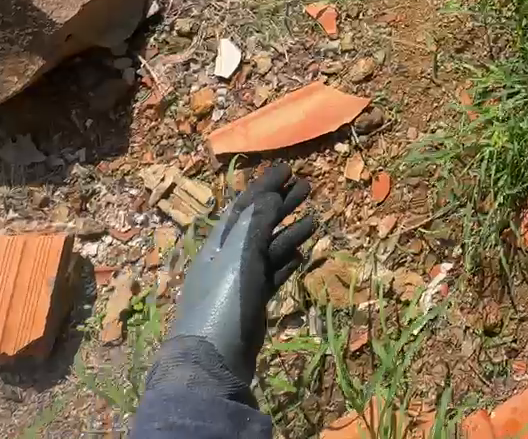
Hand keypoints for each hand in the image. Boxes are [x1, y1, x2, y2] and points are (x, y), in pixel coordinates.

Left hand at [171, 163, 319, 383]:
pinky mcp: (252, 302)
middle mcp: (228, 258)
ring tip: (314, 219)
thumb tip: (270, 195)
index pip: (244, 205)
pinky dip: (286, 261)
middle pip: (259, 223)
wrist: (213, 360)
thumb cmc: (224, 301)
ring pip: (269, 247)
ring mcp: (240, 281)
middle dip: (281, 203)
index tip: (288, 167)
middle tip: (307, 186)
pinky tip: (300, 255)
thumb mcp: (239, 255)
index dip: (265, 185)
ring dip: (290, 231)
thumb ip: (256, 222)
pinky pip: (272, 273)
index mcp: (219, 243)